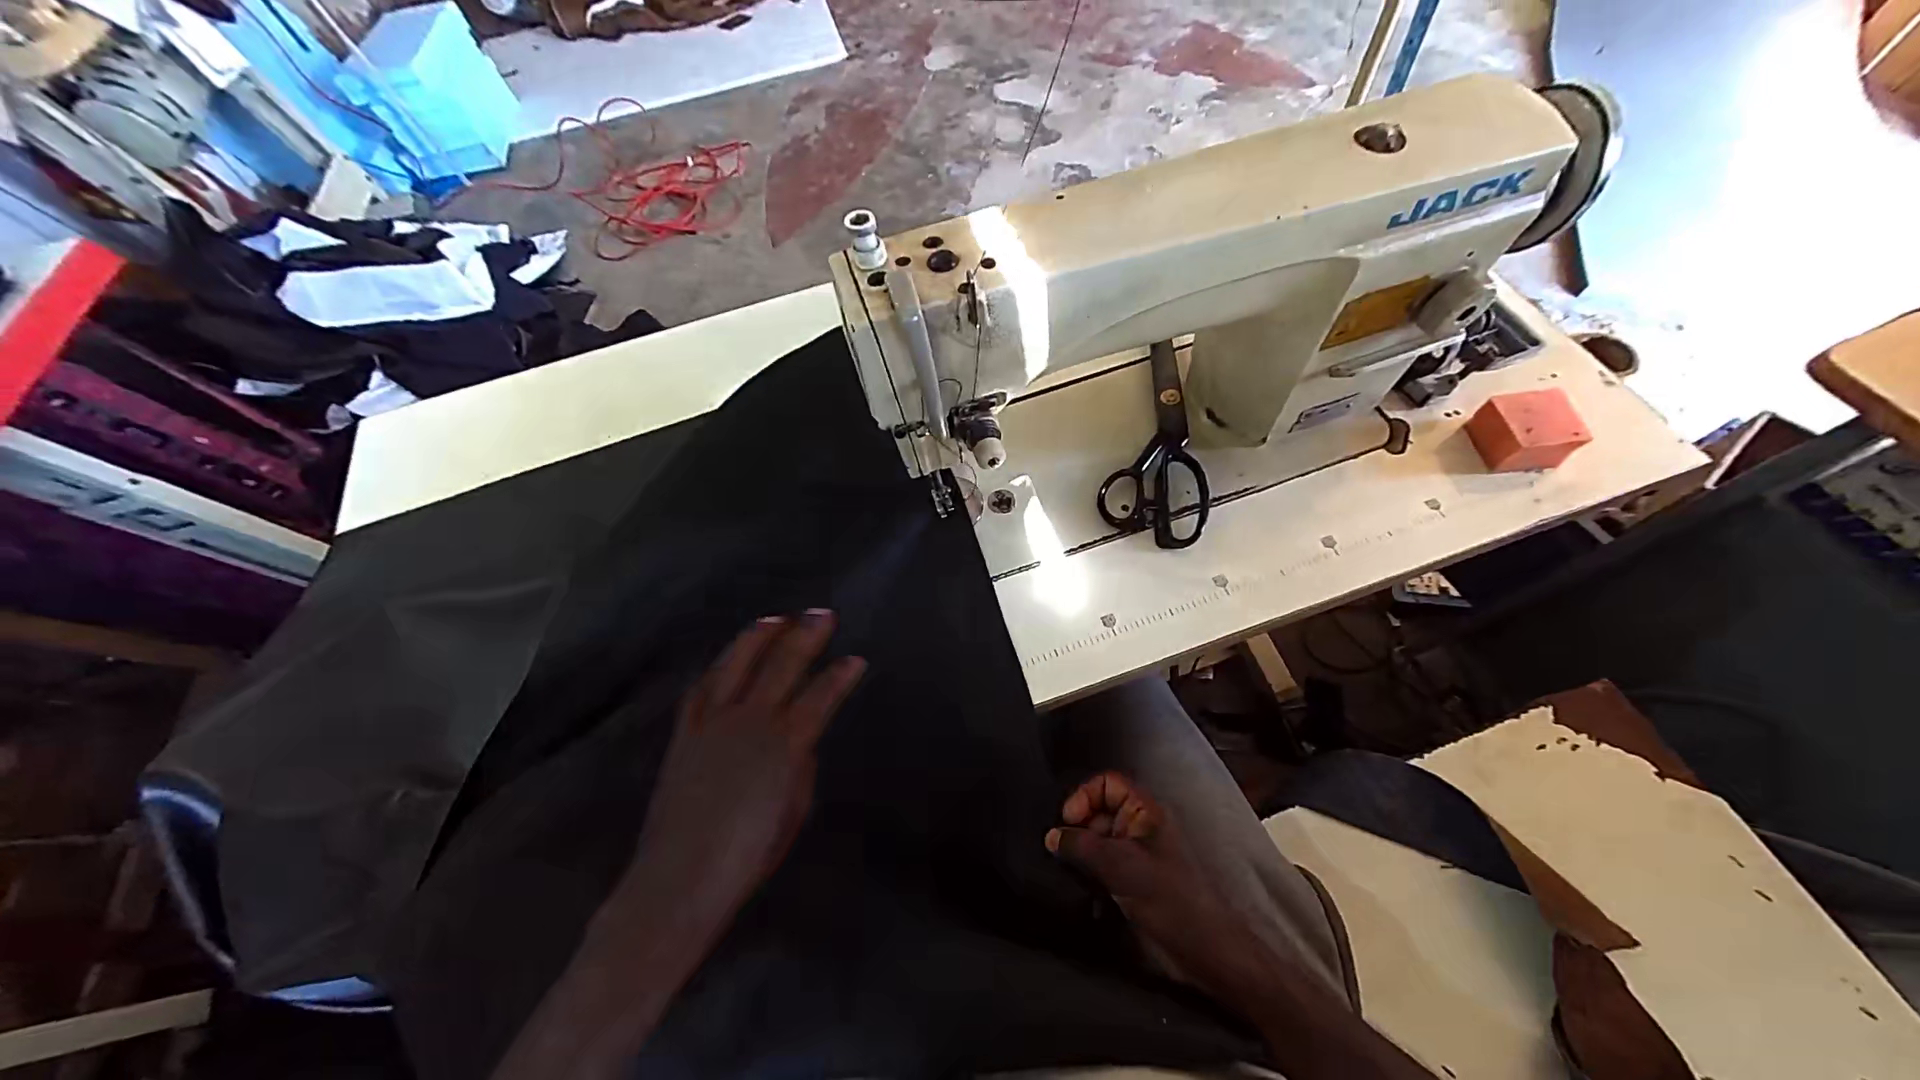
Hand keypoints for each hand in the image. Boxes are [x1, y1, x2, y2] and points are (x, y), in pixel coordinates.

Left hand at [493, 613, 864, 1079]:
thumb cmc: (749, 854)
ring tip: (774, 619)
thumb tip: (799, 740)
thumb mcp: (794, 810)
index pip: (821, 695)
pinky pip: (700, 690)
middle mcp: (749, 721)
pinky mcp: (684, 734)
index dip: (842, 675)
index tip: (856, 660)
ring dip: (758, 637)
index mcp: (785, 743)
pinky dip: (717, 668)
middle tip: (822, 615)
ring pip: (736, 665)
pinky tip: (726, 659)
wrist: (681, 879)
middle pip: (781, 664)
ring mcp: (711, 724)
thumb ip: (800, 765)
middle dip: (806, 635)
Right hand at [1045, 773, 1306, 1005]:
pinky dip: (1089, 869)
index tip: (1068, 822)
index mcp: (1145, 811)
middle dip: (1078, 826)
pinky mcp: (1134, 877)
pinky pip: (1103, 861)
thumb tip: (1053, 836)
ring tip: (1072, 870)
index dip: (1083, 796)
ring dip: (1082, 851)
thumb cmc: (1171, 900)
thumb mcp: (1120, 866)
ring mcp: (1137, 852)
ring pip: (1098, 837)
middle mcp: (1140, 825)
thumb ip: (1082, 846)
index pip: (1106, 783)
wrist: (1205, 949)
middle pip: (1098, 808)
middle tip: (1064, 850)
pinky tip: (1082, 886)